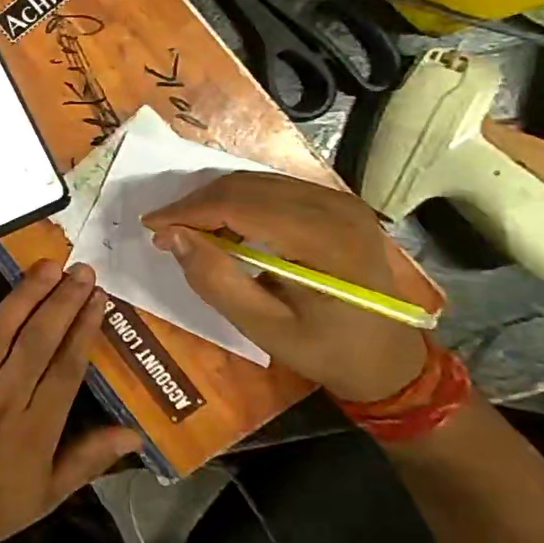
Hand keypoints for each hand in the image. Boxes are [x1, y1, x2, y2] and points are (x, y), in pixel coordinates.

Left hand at [0, 261, 141, 542]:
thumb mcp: (52, 492)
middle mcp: (6, 397)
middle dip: (63, 302)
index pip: (66, 368)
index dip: (84, 329)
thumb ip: (91, 458)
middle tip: (81, 271)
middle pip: (38, 340)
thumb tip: (134, 434)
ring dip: (25, 294)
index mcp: (37, 427)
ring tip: (47, 266)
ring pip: (1, 329)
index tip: (98, 298)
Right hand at [143, 173, 426, 402]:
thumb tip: (172, 237)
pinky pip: (270, 187)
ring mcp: (338, 200)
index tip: (151, 226)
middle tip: (164, 230)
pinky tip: (221, 225)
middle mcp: (335, 207)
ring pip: (254, 181)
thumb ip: (217, 282)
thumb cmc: (330, 352)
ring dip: (213, 200)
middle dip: (196, 204)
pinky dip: (236, 200)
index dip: (189, 211)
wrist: (392, 361)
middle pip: (245, 186)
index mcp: (326, 240)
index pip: (241, 205)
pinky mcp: (334, 202)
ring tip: (187, 228)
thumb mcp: (266, 329)